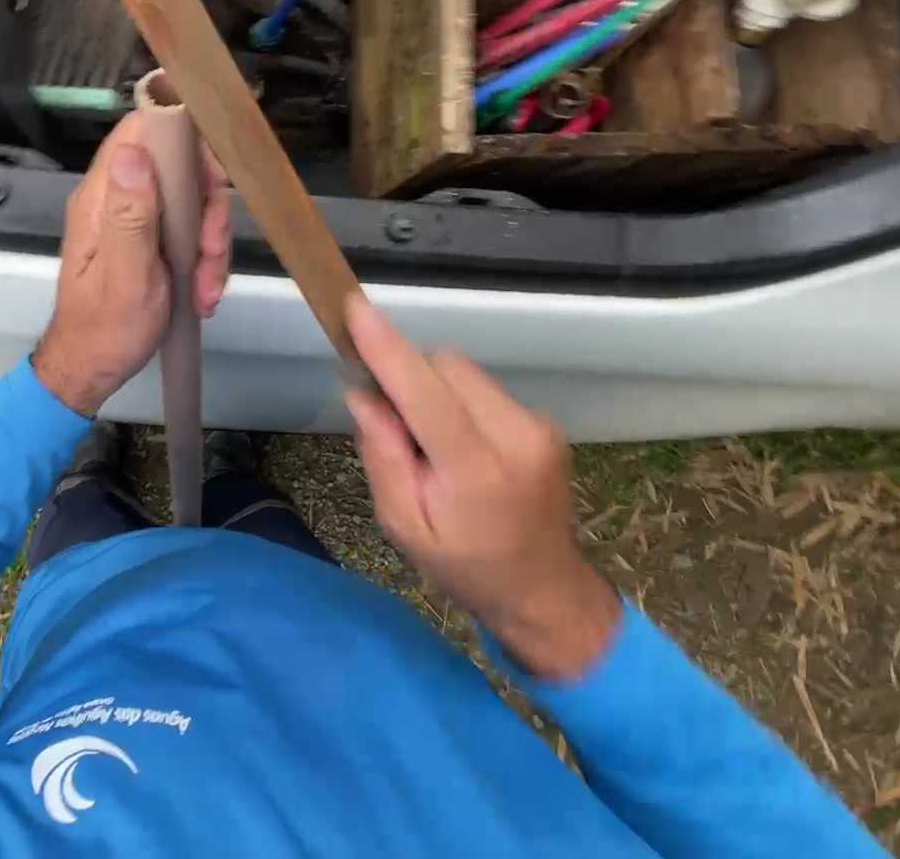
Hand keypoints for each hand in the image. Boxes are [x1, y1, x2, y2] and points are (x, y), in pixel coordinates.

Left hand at [33, 114, 231, 416]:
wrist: (92, 369)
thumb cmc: (106, 330)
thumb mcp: (126, 275)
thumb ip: (130, 214)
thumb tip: (133, 151)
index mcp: (101, 199)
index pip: (140, 132)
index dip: (183, 138)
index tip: (213, 176)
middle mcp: (115, 199)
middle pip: (178, 169)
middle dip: (207, 210)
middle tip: (210, 253)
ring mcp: (134, 221)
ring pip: (190, 205)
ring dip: (209, 247)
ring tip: (205, 290)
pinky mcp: (148, 242)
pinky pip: (187, 233)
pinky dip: (203, 262)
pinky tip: (201, 294)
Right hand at [342, 295, 620, 679]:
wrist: (543, 588)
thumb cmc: (461, 564)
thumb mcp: (402, 523)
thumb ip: (382, 455)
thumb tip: (363, 394)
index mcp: (476, 469)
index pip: (426, 393)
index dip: (388, 349)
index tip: (356, 311)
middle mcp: (517, 435)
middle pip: (444, 366)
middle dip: (406, 375)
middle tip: (386, 418)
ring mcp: (537, 425)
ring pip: (462, 371)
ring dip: (429, 387)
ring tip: (424, 440)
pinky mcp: (543, 421)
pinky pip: (479, 386)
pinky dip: (452, 398)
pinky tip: (451, 440)